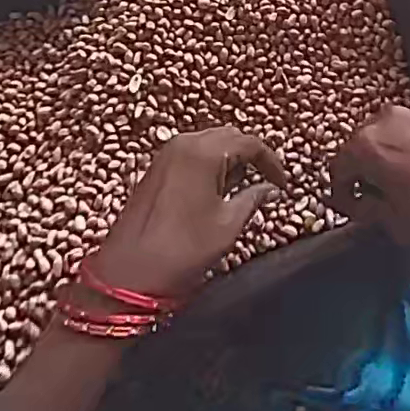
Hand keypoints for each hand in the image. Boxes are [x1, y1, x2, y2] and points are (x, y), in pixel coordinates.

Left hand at [83, 127, 286, 297]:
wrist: (127, 274)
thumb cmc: (182, 249)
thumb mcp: (227, 225)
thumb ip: (253, 199)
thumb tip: (270, 190)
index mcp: (204, 152)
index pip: (249, 143)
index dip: (271, 162)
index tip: (282, 184)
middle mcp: (184, 143)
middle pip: (229, 136)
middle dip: (250, 156)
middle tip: (265, 182)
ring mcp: (166, 154)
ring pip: (209, 143)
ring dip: (230, 158)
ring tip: (242, 188)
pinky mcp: (156, 168)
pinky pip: (192, 153)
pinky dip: (210, 163)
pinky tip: (216, 189)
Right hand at [329, 104, 409, 295]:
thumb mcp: (396, 224)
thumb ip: (369, 207)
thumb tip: (361, 201)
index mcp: (369, 143)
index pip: (341, 163)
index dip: (342, 188)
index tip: (348, 203)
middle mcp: (391, 117)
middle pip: (367, 139)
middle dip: (367, 165)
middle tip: (375, 193)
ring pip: (395, 129)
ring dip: (394, 150)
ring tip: (407, 180)